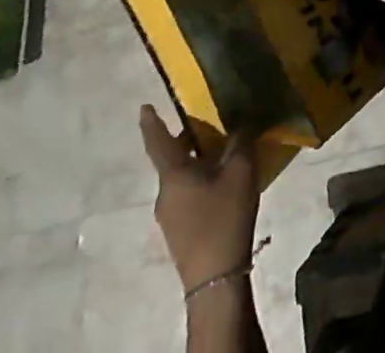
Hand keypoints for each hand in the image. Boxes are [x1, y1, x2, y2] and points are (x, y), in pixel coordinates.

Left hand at [139, 105, 259, 291]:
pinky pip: (187, 196)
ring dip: (197, 164)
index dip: (151, 123)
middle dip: (186, 142)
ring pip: (181, 179)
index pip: (158, 141)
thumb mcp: (241, 171)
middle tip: (206, 128)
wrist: (216, 277)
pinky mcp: (179, 232)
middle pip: (172, 159)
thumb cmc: (225, 215)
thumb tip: (239, 125)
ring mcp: (169, 215)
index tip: (144, 107)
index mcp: (174, 174)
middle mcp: (164, 192)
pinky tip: (224, 188)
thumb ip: (240, 142)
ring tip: (224, 157)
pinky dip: (201, 183)